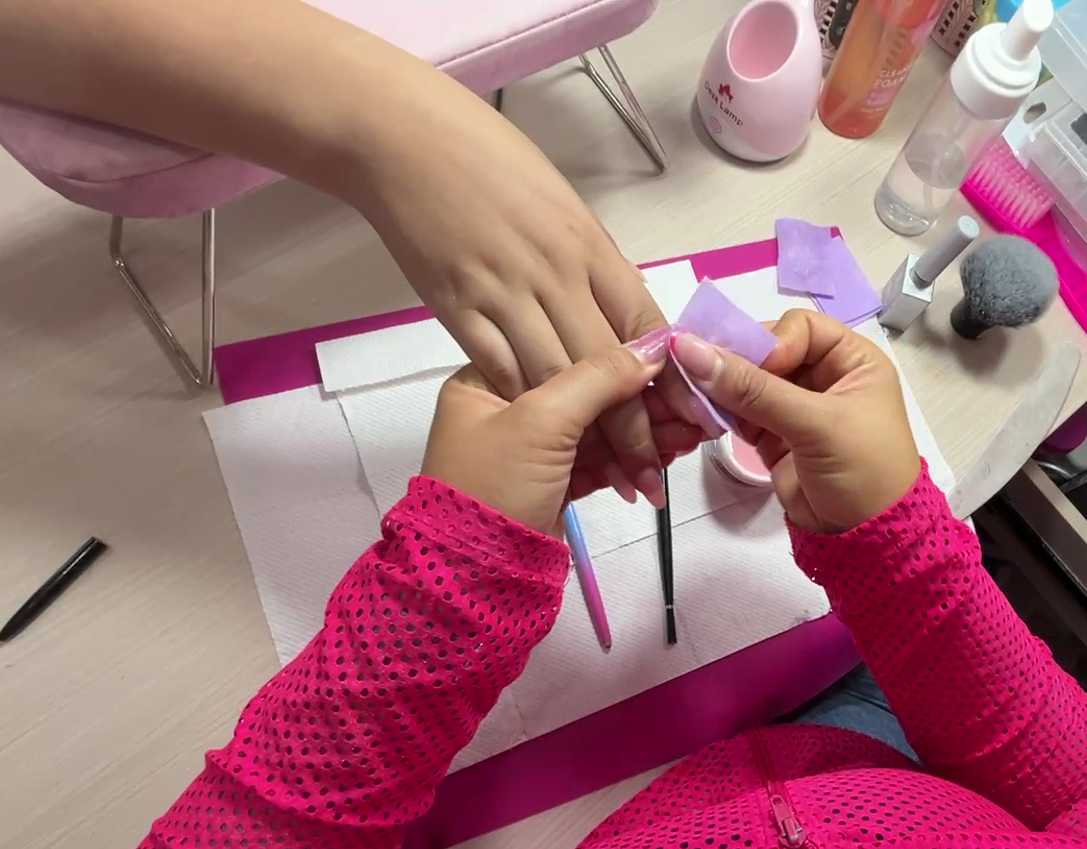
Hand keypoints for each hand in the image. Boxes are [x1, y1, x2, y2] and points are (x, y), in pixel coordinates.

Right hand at [349, 76, 698, 508]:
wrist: (396, 135)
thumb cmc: (486, 159)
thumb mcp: (562, 206)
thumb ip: (595, 268)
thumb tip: (628, 322)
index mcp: (587, 244)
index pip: (643, 322)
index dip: (670, 377)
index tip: (690, 416)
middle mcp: (552, 273)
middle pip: (606, 365)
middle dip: (636, 428)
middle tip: (654, 472)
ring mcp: (502, 293)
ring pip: (557, 380)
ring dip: (587, 436)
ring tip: (613, 475)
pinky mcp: (456, 309)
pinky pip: (501, 372)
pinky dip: (527, 410)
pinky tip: (547, 440)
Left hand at [421, 341, 706, 535]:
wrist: (475, 578)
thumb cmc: (497, 486)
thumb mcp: (543, 420)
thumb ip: (599, 377)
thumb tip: (656, 343)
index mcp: (488, 380)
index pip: (565, 354)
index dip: (621, 363)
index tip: (670, 371)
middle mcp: (508, 409)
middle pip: (588, 396)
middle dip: (643, 407)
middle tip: (691, 413)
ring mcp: (531, 450)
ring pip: (599, 432)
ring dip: (645, 438)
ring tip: (689, 441)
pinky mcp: (552, 484)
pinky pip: (598, 463)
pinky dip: (629, 465)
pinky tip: (661, 467)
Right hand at [668, 310, 919, 532]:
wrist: (865, 539)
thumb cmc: (861, 471)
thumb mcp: (815, 424)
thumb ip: (754, 389)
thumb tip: (691, 350)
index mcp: (851, 361)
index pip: (799, 328)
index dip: (771, 343)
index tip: (753, 370)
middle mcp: (823, 377)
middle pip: (768, 351)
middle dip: (738, 362)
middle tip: (703, 374)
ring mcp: (796, 408)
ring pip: (749, 382)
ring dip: (723, 388)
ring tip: (694, 394)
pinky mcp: (774, 437)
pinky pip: (741, 412)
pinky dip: (722, 412)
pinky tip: (702, 415)